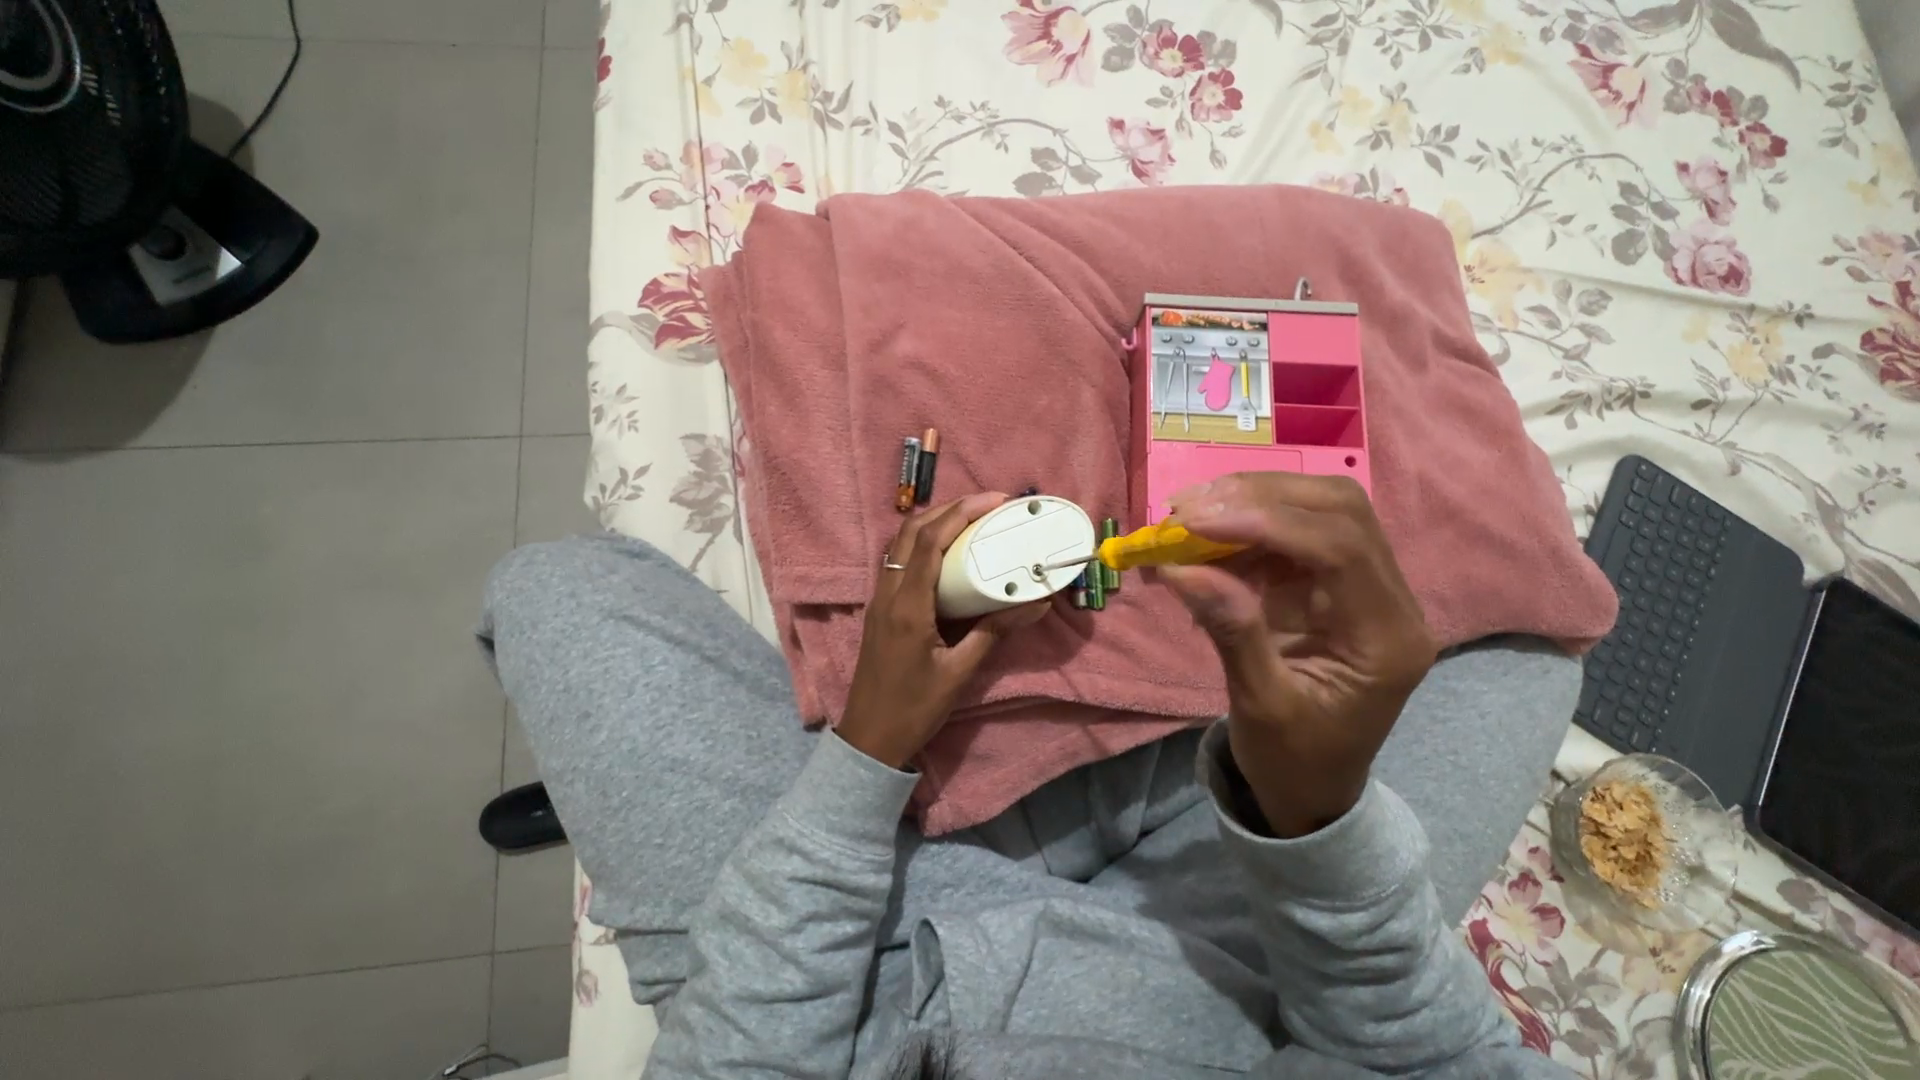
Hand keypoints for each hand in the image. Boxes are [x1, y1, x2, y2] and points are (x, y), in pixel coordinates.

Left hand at [837, 493, 1048, 768]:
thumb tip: (1035, 604)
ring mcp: (878, 600)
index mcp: (907, 606)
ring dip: (932, 523)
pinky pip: (897, 562)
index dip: (961, 513)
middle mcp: (887, 594)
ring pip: (900, 544)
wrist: (870, 738)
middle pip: (911, 532)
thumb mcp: (960, 672)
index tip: (994, 501)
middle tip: (987, 505)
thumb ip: (994, 632)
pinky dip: (921, 545)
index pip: (930, 541)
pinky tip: (946, 552)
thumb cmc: (914, 708)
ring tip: (970, 519)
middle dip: (948, 509)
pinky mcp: (879, 609)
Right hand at [1159, 473, 1436, 836]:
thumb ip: (1232, 631)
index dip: (1269, 521)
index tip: (1197, 520)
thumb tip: (1181, 567)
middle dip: (1260, 497)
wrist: (1312, 789)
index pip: (1341, 548)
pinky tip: (1201, 535)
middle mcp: (1388, 600)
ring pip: (1318, 509)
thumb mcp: (1260, 706)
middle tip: (1187, 508)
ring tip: (1185, 514)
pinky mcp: (1330, 586)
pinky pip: (1291, 535)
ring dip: (1251, 501)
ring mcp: (1361, 588)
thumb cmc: (1293, 760)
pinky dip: (1243, 526)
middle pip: (1339, 511)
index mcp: (1386, 638)